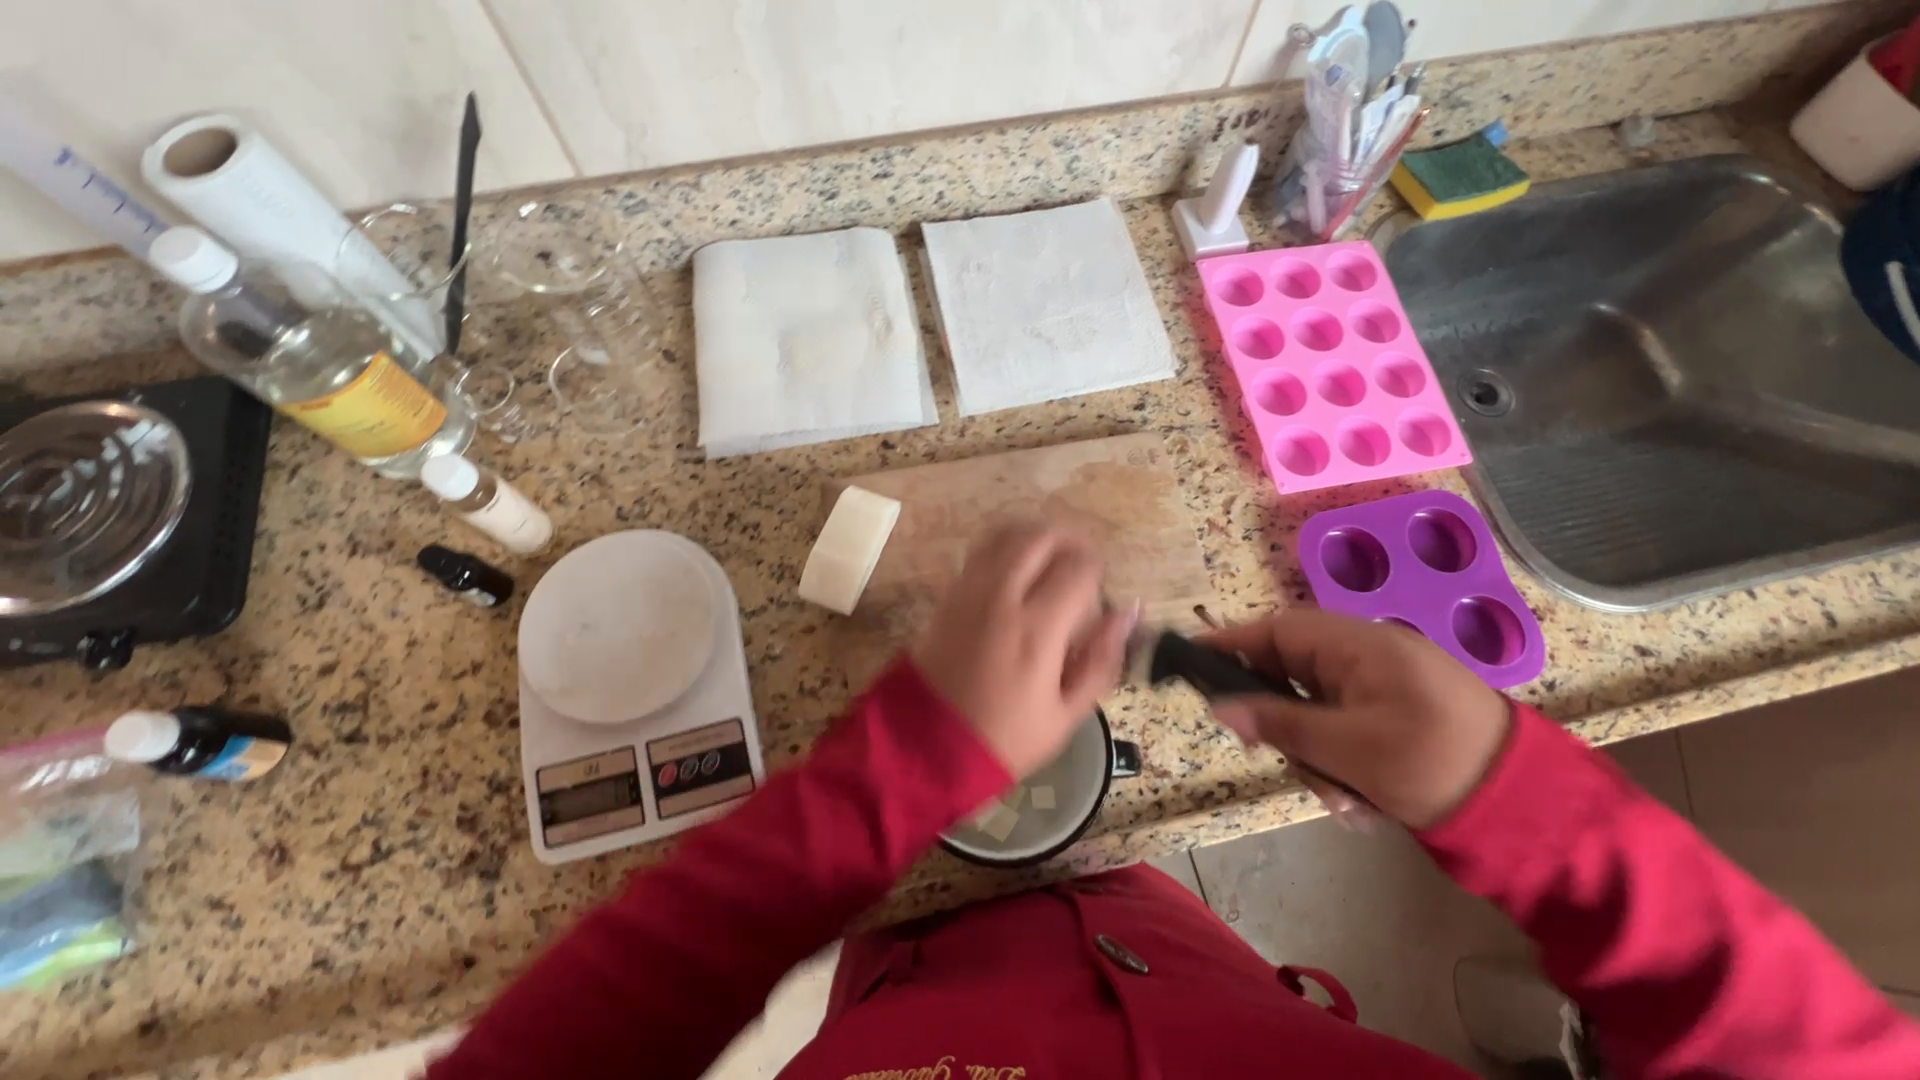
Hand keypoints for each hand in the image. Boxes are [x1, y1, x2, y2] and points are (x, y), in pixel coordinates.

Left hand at [910, 521, 1136, 778]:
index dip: (1097, 571)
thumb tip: (1127, 614)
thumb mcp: (1066, 715)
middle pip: (1041, 537)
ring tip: (1048, 562)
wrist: (925, 748)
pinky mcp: (946, 596)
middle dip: (1068, 543)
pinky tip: (1015, 573)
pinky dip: (1004, 548)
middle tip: (1078, 568)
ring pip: (1006, 534)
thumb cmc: (1004, 739)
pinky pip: (979, 551)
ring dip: (1035, 538)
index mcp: (1037, 629)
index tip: (1098, 593)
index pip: (1079, 568)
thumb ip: (1101, 660)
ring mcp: (968, 591)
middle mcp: (1001, 598)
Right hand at [1201, 610, 1510, 828]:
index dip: (1229, 644)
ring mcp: (1381, 690)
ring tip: (1345, 800)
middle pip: (1288, 678)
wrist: (1529, 808)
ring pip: (1313, 714)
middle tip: (1279, 761)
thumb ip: (1279, 724)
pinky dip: (1342, 768)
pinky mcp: (1393, 719)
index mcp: (1357, 647)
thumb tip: (1219, 705)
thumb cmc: (1434, 763)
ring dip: (1317, 760)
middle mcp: (1364, 660)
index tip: (1188, 663)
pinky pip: (1342, 734)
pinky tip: (1364, 803)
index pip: (1275, 630)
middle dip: (1283, 727)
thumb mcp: (1348, 749)